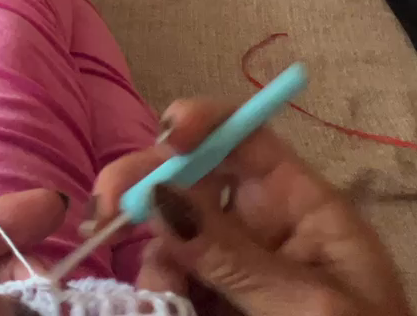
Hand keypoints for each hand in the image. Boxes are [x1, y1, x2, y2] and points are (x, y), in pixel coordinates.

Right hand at [90, 100, 410, 315]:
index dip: (202, 121)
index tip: (165, 137)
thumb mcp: (310, 312)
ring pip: (166, 221)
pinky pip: (166, 268)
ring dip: (149, 249)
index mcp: (304, 208)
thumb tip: (158, 192)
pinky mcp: (210, 294)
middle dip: (145, 182)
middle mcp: (261, 221)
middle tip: (106, 210)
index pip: (246, 136)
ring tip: (159, 295)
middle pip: (190, 170)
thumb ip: (234, 256)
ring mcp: (232, 258)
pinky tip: (157, 301)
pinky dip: (154, 282)